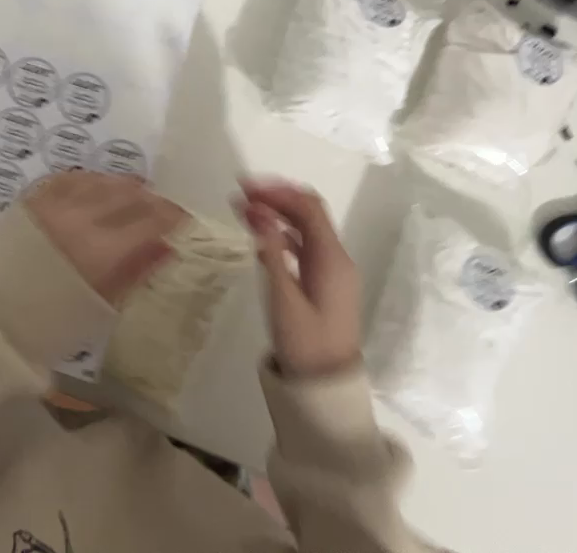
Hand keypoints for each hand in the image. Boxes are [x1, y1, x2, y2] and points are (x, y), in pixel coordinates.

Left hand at [25, 172, 186, 306]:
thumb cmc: (48, 325)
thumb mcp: (99, 308)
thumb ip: (134, 271)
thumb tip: (167, 247)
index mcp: (100, 252)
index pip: (150, 222)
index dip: (173, 219)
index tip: (185, 223)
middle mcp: (80, 218)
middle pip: (130, 196)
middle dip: (153, 201)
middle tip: (164, 212)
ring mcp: (55, 203)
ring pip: (103, 181)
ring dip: (125, 187)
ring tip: (137, 197)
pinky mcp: (35, 197)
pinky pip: (73, 178)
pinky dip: (94, 181)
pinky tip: (101, 187)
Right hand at [238, 177, 362, 378]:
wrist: (326, 389)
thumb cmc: (304, 344)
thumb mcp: (282, 297)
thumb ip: (270, 250)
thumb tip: (257, 209)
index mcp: (331, 258)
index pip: (307, 207)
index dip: (276, 191)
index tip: (243, 187)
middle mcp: (336, 257)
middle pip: (308, 213)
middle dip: (275, 198)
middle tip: (240, 194)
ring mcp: (332, 270)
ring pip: (305, 229)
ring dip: (277, 214)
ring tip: (243, 210)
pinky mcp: (324, 283)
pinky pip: (304, 247)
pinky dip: (282, 235)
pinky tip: (259, 239)